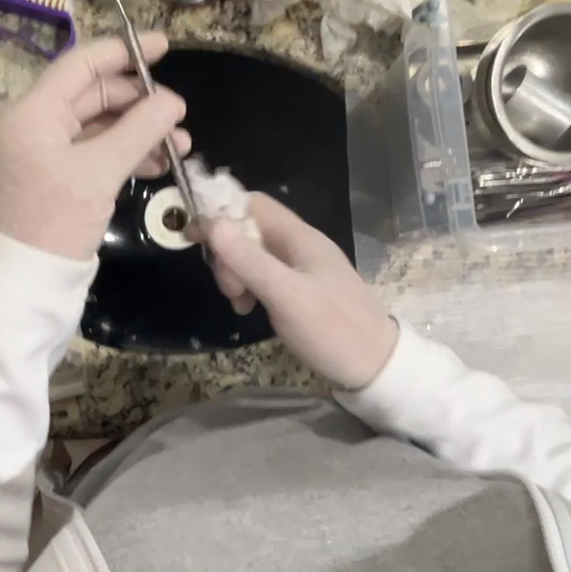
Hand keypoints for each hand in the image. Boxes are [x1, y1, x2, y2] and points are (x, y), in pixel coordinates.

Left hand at [0, 34, 191, 260]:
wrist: (26, 284)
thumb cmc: (56, 222)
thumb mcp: (101, 172)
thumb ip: (140, 130)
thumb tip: (173, 102)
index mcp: (32, 113)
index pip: (81, 65)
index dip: (124, 52)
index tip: (164, 47)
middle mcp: (33, 126)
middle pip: (92, 96)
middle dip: (139, 104)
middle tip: (179, 116)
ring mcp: (43, 154)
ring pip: (98, 128)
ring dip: (139, 132)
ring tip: (179, 146)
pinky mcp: (55, 180)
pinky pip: (94, 155)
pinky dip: (124, 156)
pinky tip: (157, 165)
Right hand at [199, 193, 398, 389]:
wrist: (375, 367)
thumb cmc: (333, 330)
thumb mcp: (286, 296)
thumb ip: (250, 260)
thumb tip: (212, 223)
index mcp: (300, 237)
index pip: (252, 204)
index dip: (221, 213)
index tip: (195, 239)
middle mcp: (299, 246)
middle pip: (248, 230)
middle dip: (227, 253)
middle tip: (230, 290)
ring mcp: (300, 268)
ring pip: (252, 254)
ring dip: (236, 273)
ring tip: (240, 304)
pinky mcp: (299, 290)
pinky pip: (263, 275)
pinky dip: (249, 287)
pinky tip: (249, 309)